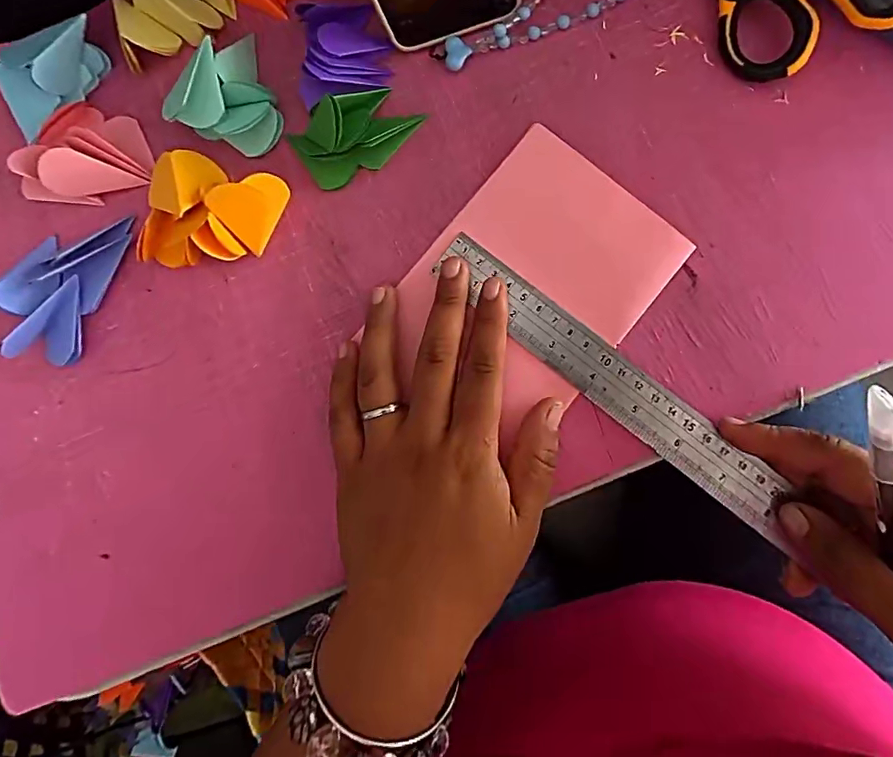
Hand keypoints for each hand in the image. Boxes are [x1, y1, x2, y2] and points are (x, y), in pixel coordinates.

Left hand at [319, 258, 569, 740]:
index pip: (482, 373)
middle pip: (433, 361)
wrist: (403, 626)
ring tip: (385, 290)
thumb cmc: (473, 575)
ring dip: (382, 330)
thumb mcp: (523, 525)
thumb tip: (551, 404)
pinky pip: (342, 417)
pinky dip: (341, 379)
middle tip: (450, 266)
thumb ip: (537, 460)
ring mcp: (380, 455)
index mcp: (470, 454)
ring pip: (379, 379)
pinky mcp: (349, 472)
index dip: (489, 326)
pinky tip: (346, 347)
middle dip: (444, 308)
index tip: (493, 288)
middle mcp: (423, 443)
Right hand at [717, 419, 892, 756]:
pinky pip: (876, 538)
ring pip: (852, 513)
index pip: (831, 457)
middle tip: (750, 521)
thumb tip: (788, 513)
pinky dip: (845, 555)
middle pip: (837, 479)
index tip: (726, 432)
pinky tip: (832, 584)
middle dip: (790, 495)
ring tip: (796, 578)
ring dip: (817, 536)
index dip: (773, 442)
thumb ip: (845, 562)